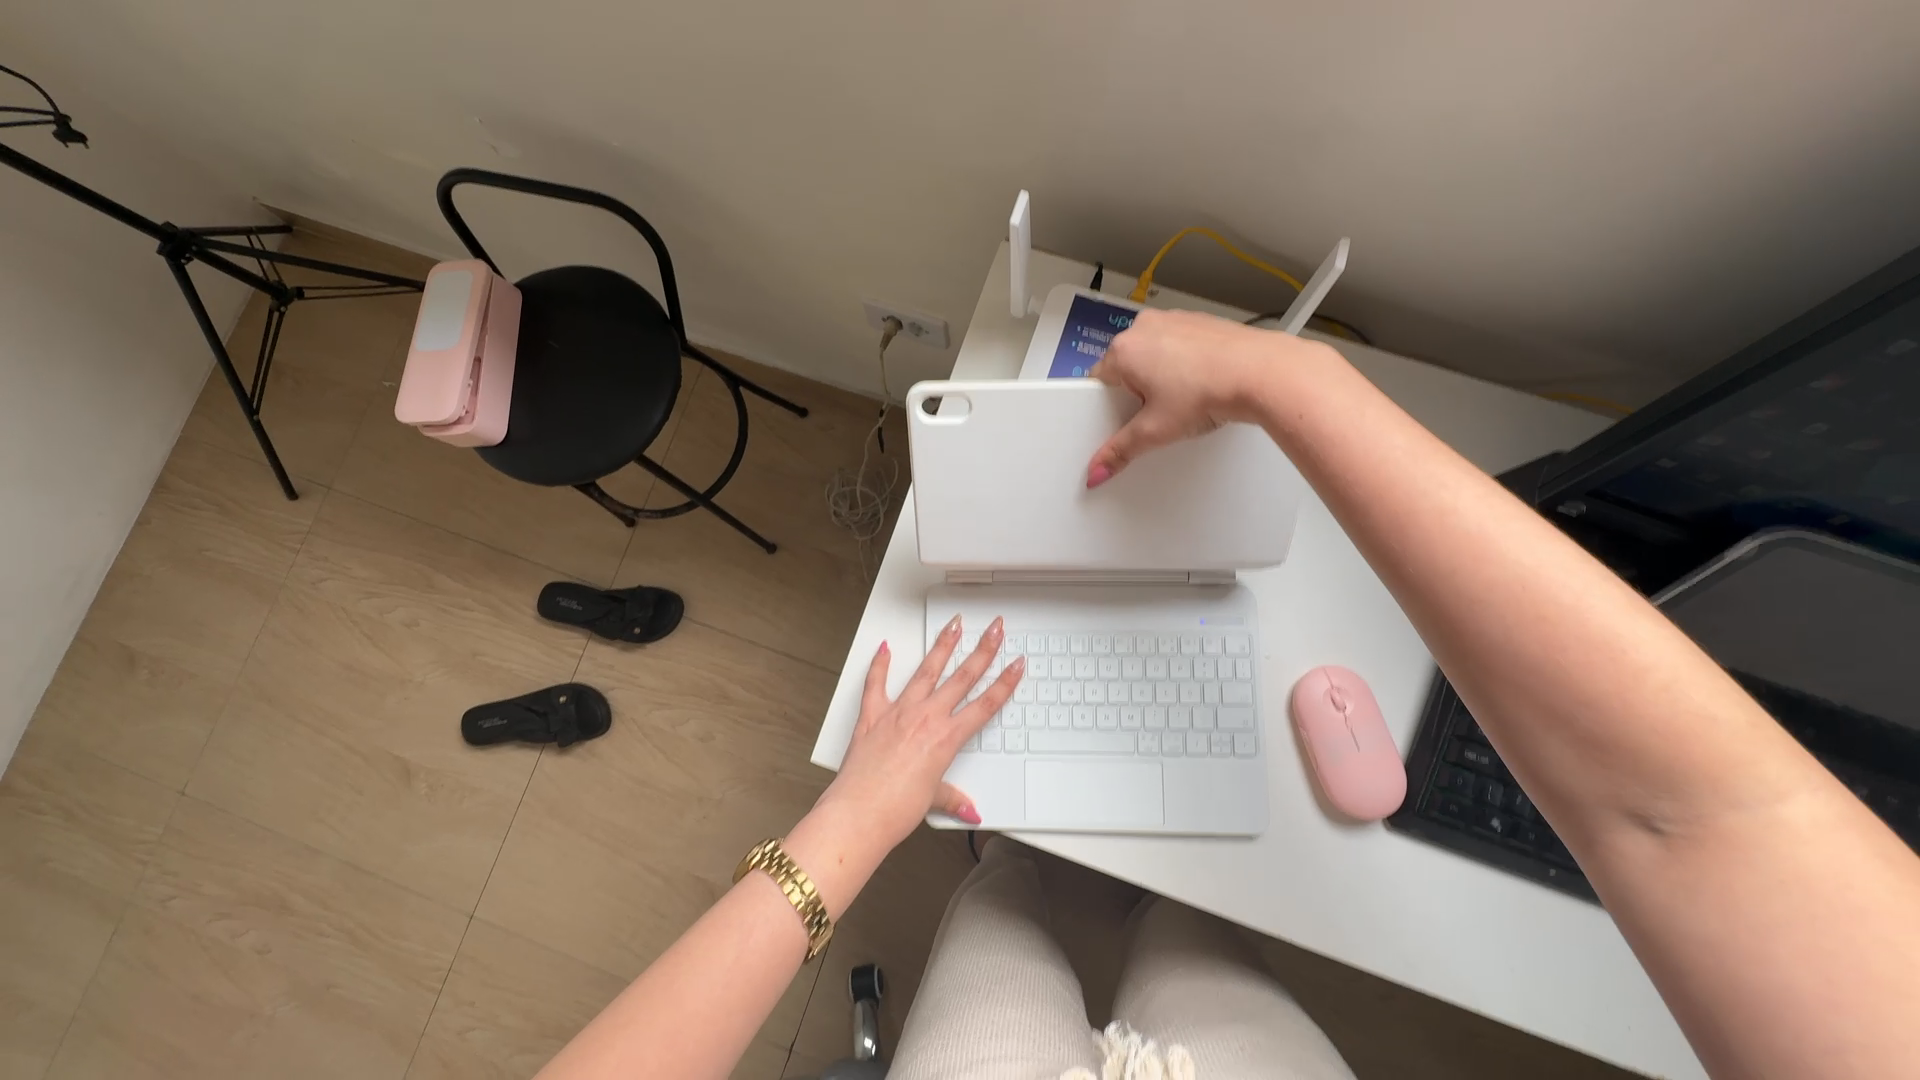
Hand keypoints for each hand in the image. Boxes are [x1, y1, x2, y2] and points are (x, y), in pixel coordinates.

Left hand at [816, 615, 1022, 852]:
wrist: (858, 814)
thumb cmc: (894, 809)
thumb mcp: (932, 800)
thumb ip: (951, 797)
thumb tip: (968, 808)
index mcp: (946, 739)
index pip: (985, 705)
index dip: (1005, 683)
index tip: (1016, 664)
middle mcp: (925, 719)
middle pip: (962, 677)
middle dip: (982, 650)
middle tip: (995, 629)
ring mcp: (898, 713)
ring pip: (926, 671)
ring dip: (942, 646)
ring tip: (954, 625)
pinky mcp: (872, 715)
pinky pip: (876, 683)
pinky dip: (880, 665)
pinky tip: (885, 648)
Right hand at [1086, 309, 1333, 485]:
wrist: (1259, 372)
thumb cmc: (1209, 390)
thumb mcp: (1154, 431)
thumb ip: (1119, 452)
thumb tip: (1098, 470)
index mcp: (1123, 349)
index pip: (1100, 380)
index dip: (1113, 405)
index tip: (1129, 418)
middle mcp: (1145, 327)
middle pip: (1127, 366)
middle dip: (1139, 390)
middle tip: (1159, 412)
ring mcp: (1174, 320)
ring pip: (1153, 354)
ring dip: (1162, 376)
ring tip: (1184, 399)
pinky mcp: (1199, 321)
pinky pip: (1179, 345)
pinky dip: (1185, 363)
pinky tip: (1200, 385)